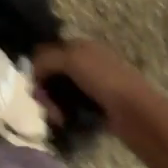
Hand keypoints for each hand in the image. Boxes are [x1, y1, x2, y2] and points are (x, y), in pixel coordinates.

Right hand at [30, 39, 155, 130]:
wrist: (134, 110)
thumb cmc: (103, 79)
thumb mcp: (72, 60)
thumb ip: (47, 59)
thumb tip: (33, 72)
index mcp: (81, 45)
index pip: (48, 52)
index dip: (38, 68)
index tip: (35, 88)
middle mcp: (85, 61)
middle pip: (53, 74)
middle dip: (45, 90)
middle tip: (45, 107)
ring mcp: (92, 83)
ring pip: (61, 92)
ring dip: (53, 105)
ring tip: (57, 119)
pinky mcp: (96, 104)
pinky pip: (72, 106)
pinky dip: (65, 113)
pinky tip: (65, 122)